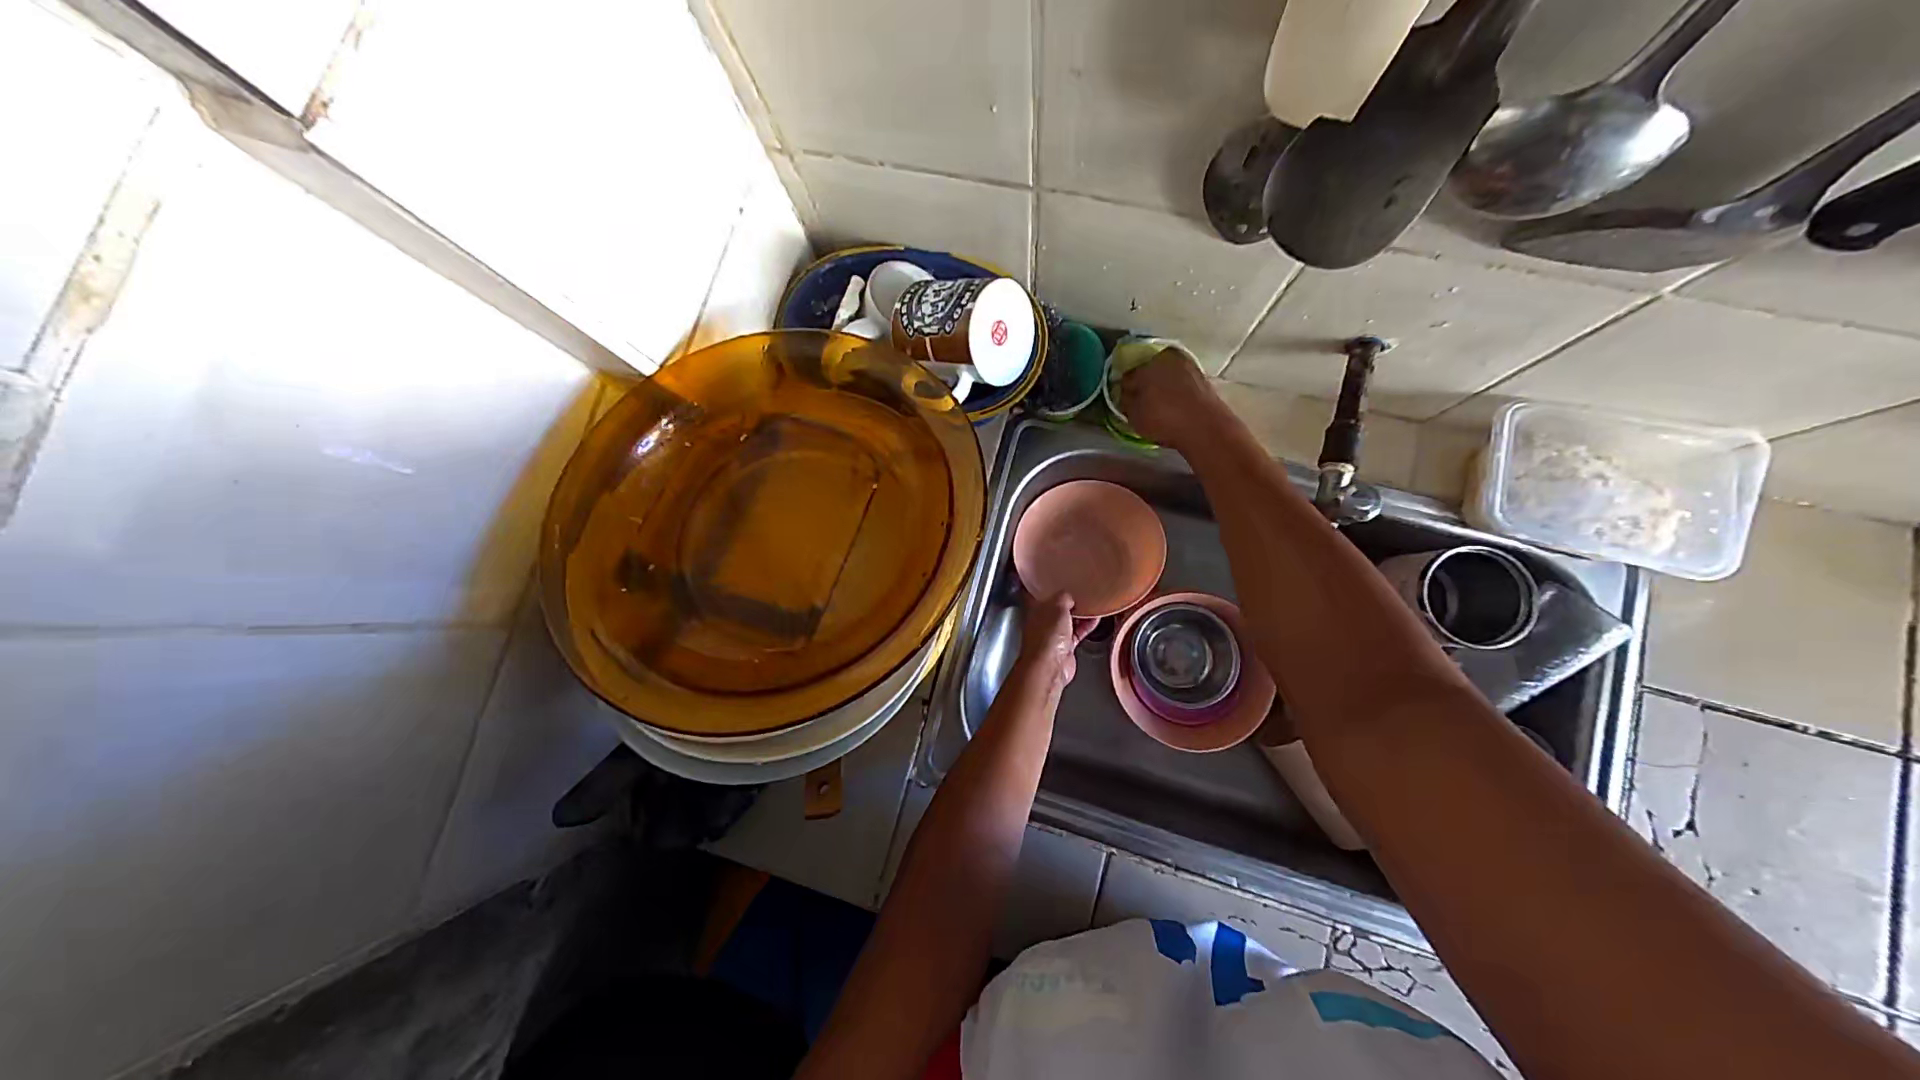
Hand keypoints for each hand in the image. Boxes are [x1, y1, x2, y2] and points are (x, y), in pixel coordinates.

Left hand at [1017, 591, 1092, 693]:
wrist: (1050, 666)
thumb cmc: (1046, 637)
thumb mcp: (1057, 606)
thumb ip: (1064, 596)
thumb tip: (1068, 594)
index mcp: (1034, 607)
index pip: (1037, 591)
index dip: (1046, 584)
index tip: (1055, 577)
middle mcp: (1042, 620)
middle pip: (1055, 606)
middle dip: (1067, 599)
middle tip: (1080, 590)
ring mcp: (1053, 634)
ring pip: (1068, 619)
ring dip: (1080, 612)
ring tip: (1092, 603)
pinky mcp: (1064, 647)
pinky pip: (1077, 632)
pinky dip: (1087, 626)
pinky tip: (1096, 619)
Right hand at [1119, 347, 1226, 449]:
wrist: (1205, 426)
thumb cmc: (1164, 420)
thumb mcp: (1134, 417)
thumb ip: (1126, 402)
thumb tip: (1126, 394)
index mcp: (1144, 367)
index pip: (1127, 377)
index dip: (1125, 390)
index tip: (1126, 402)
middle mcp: (1165, 359)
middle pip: (1148, 371)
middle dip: (1144, 384)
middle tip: (1143, 403)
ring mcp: (1186, 365)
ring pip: (1166, 374)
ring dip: (1162, 385)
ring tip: (1161, 404)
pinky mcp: (1202, 376)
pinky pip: (1182, 381)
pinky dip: (1177, 389)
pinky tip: (1176, 404)